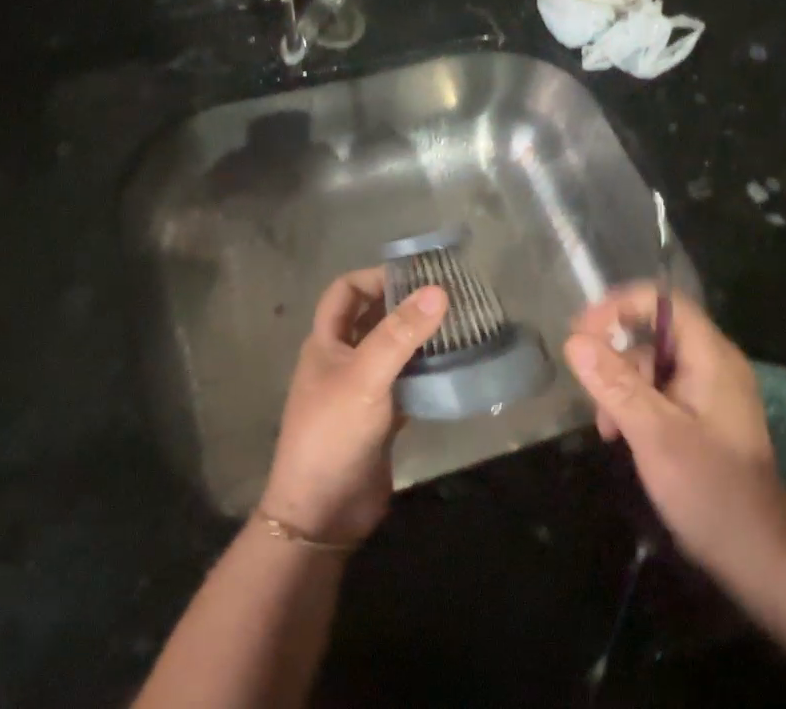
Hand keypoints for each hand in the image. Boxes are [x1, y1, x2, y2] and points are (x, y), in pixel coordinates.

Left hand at [260, 269, 447, 545]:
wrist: (323, 509)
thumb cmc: (333, 433)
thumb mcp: (366, 376)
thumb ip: (400, 334)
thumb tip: (438, 290)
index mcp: (325, 343)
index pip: (345, 292)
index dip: (375, 277)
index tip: (417, 275)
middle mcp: (341, 361)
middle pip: (372, 319)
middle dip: (405, 306)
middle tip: (451, 299)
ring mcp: (361, 391)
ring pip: (393, 353)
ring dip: (420, 341)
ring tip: (462, 329)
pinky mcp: (381, 419)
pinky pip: (407, 385)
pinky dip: (428, 376)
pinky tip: (456, 371)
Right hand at [563, 284, 785, 568]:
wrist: (754, 551)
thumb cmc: (707, 487)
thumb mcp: (653, 432)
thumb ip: (614, 383)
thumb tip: (574, 341)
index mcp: (711, 358)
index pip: (663, 303)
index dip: (619, 307)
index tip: (582, 332)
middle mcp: (714, 366)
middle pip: (653, 334)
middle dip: (615, 357)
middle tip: (588, 388)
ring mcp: (709, 393)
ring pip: (652, 366)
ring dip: (620, 388)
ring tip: (606, 427)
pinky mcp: (702, 419)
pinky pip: (660, 393)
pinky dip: (635, 406)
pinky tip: (620, 436)